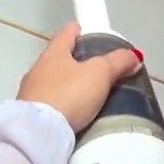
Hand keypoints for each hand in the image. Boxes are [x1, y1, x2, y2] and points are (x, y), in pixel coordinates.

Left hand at [17, 22, 142, 133]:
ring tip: (84, 94)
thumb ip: (117, 62)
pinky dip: (59, 105)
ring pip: (50, 82)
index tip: (84, 30)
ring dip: (64, 85)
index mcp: (53, 54)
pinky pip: (47, 104)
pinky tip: (70, 114)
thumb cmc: (69, 94)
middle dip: (72, 61)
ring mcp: (30, 93)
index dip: (77, 30)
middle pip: (57, 58)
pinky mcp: (30, 116)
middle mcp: (38, 70)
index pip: (65, 34)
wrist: (39, 132)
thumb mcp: (99, 74)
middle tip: (93, 67)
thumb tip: (134, 56)